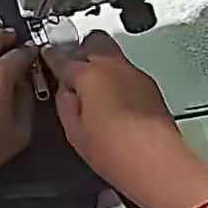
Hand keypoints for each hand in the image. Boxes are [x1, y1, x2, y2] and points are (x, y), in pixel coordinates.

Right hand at [43, 30, 207, 207]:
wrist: (159, 166)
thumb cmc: (119, 153)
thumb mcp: (74, 132)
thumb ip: (64, 102)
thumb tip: (64, 91)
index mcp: (89, 75)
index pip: (62, 57)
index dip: (51, 57)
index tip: (47, 57)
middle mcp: (114, 68)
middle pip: (93, 41)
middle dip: (80, 50)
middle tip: (71, 69)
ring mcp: (135, 75)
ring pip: (112, 54)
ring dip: (99, 65)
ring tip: (92, 89)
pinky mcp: (150, 86)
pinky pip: (126, 71)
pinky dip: (116, 79)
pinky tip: (111, 101)